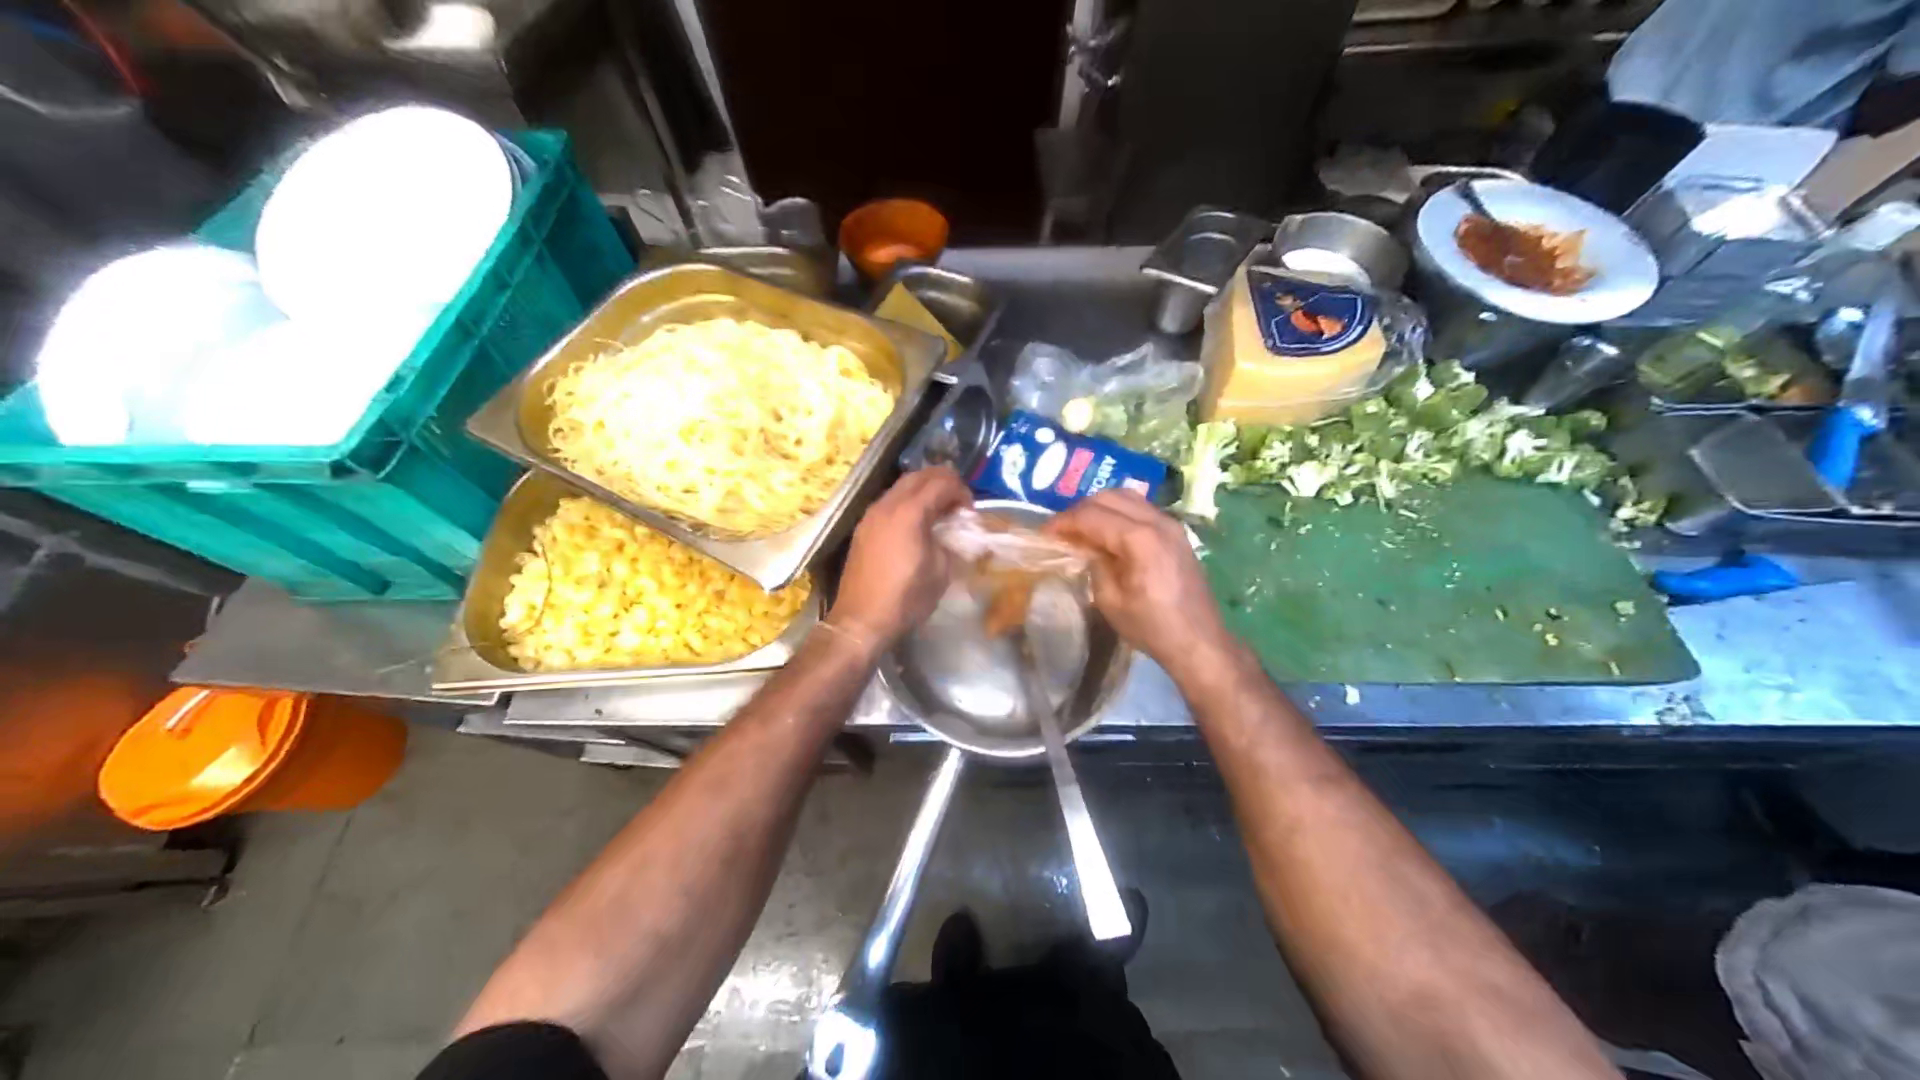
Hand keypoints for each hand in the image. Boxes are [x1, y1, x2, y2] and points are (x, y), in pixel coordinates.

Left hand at [828, 467, 971, 649]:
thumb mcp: (941, 571)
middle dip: (943, 483)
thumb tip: (953, 532)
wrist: (861, 620)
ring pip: (901, 486)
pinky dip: (908, 502)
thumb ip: (950, 542)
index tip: (970, 511)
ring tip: (939, 513)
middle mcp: (888, 505)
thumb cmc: (906, 598)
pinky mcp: (863, 527)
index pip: (941, 482)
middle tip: (957, 504)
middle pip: (919, 475)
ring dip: (924, 491)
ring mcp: (871, 514)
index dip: (961, 491)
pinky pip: (889, 501)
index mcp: (910, 512)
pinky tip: (917, 525)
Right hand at [1045, 490, 1237, 683]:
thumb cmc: (1152, 627)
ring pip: (1126, 497)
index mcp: (1139, 539)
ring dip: (1099, 508)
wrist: (1199, 641)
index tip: (1044, 533)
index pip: (1091, 516)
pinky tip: (1107, 533)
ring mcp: (1170, 524)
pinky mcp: (1175, 532)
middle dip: (1079, 510)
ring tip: (1081, 529)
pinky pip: (1140, 508)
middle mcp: (1157, 522)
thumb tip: (1082, 546)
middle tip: (1061, 531)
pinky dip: (1118, 513)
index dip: (1063, 522)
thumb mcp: (1110, 600)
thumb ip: (1093, 564)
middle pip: (1108, 497)